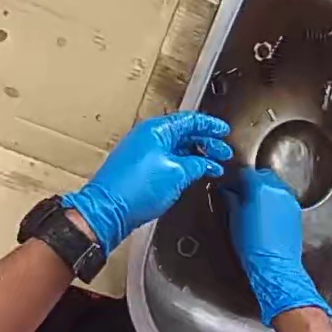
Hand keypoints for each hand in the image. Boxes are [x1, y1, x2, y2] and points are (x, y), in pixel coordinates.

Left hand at [62, 112, 232, 249]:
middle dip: (207, 143)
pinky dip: (184, 165)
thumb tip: (206, 163)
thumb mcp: (178, 174)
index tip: (224, 130)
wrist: (107, 211)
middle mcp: (148, 137)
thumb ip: (196, 164)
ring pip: (176, 148)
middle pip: (184, 133)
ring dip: (197, 156)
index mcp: (157, 130)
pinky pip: (167, 160)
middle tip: (223, 152)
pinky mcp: (138, 169)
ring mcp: (142, 153)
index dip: (211, 126)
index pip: (190, 120)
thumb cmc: (136, 189)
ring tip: (213, 166)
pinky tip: (193, 174)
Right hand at [222, 167, 331, 325]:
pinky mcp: (296, 210)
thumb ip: (231, 200)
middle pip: (262, 175)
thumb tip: (228, 191)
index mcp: (260, 188)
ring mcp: (289, 199)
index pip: (246, 173)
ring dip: (263, 189)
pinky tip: (266, 213)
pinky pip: (283, 197)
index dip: (235, 178)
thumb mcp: (235, 220)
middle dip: (251, 181)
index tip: (229, 185)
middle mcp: (277, 189)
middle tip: (240, 194)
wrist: (276, 266)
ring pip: (275, 184)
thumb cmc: (253, 246)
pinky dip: (274, 199)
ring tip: (253, 204)